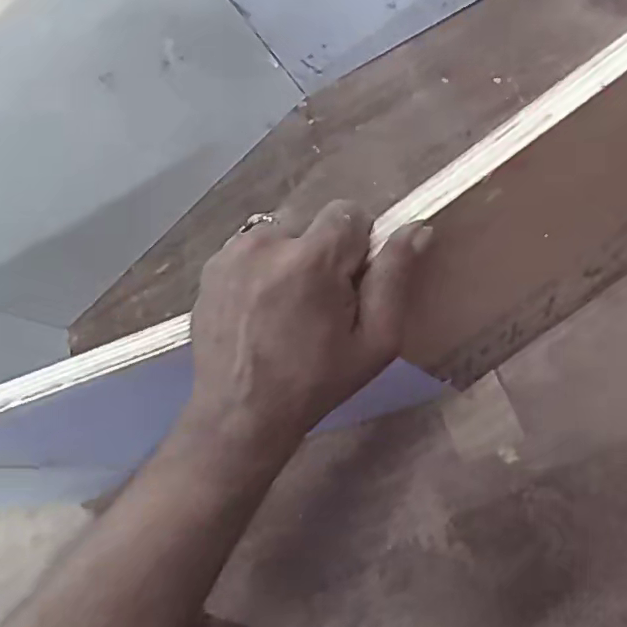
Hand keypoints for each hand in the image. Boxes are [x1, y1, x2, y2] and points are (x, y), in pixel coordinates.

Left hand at [184, 201, 431, 455]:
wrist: (239, 414)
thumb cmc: (314, 384)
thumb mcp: (374, 343)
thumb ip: (395, 279)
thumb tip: (416, 229)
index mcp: (311, 259)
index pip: (349, 212)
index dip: (356, 248)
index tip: (349, 286)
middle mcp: (267, 242)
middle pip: (312, 223)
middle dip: (322, 254)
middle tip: (317, 306)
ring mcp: (232, 253)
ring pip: (279, 235)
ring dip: (289, 260)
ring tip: (284, 310)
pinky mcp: (210, 266)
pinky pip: (249, 251)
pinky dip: (260, 270)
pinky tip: (258, 311)